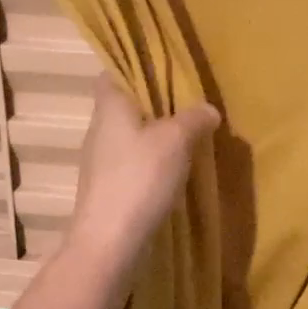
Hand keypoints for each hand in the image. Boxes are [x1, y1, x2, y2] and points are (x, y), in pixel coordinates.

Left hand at [65, 75, 218, 267]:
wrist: (110, 241)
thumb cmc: (139, 179)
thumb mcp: (176, 140)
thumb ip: (193, 118)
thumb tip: (208, 109)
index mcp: (109, 106)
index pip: (112, 72)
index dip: (135, 67)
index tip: (164, 69)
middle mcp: (99, 129)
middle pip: (125, 105)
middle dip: (153, 104)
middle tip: (189, 104)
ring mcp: (101, 163)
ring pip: (130, 137)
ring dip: (155, 137)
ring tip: (189, 138)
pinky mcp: (108, 190)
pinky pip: (132, 165)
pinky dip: (151, 164)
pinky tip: (175, 173)